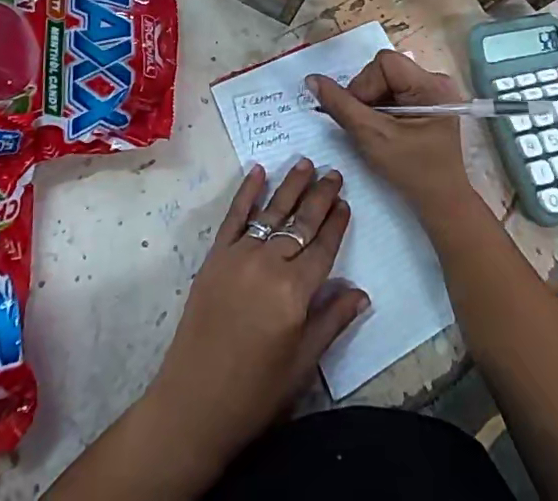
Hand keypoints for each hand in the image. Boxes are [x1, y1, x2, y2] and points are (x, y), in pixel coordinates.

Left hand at [142, 161, 368, 461]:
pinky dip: (246, 193)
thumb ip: (331, 320)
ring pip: (269, 213)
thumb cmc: (258, 389)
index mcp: (294, 292)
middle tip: (333, 172)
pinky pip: (233, 218)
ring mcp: (237, 256)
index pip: (322, 248)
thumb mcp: (304, 361)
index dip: (336, 223)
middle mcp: (267, 265)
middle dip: (318, 196)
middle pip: (298, 224)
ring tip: (304, 163)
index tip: (346, 199)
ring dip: (288, 186)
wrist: (197, 395)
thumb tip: (360, 291)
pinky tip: (257, 171)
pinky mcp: (214, 257)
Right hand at [309, 49, 471, 203]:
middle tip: (365, 123)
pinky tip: (383, 127)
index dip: (364, 84)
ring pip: (384, 80)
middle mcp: (435, 81)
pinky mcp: (426, 101)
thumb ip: (339, 104)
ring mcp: (432, 91)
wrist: (440, 199)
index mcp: (431, 85)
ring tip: (375, 127)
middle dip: (366, 94)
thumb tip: (312, 79)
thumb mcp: (370, 136)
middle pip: (383, 69)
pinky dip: (379, 106)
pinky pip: (391, 90)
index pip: (384, 63)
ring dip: (370, 101)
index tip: (360, 114)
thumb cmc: (411, 169)